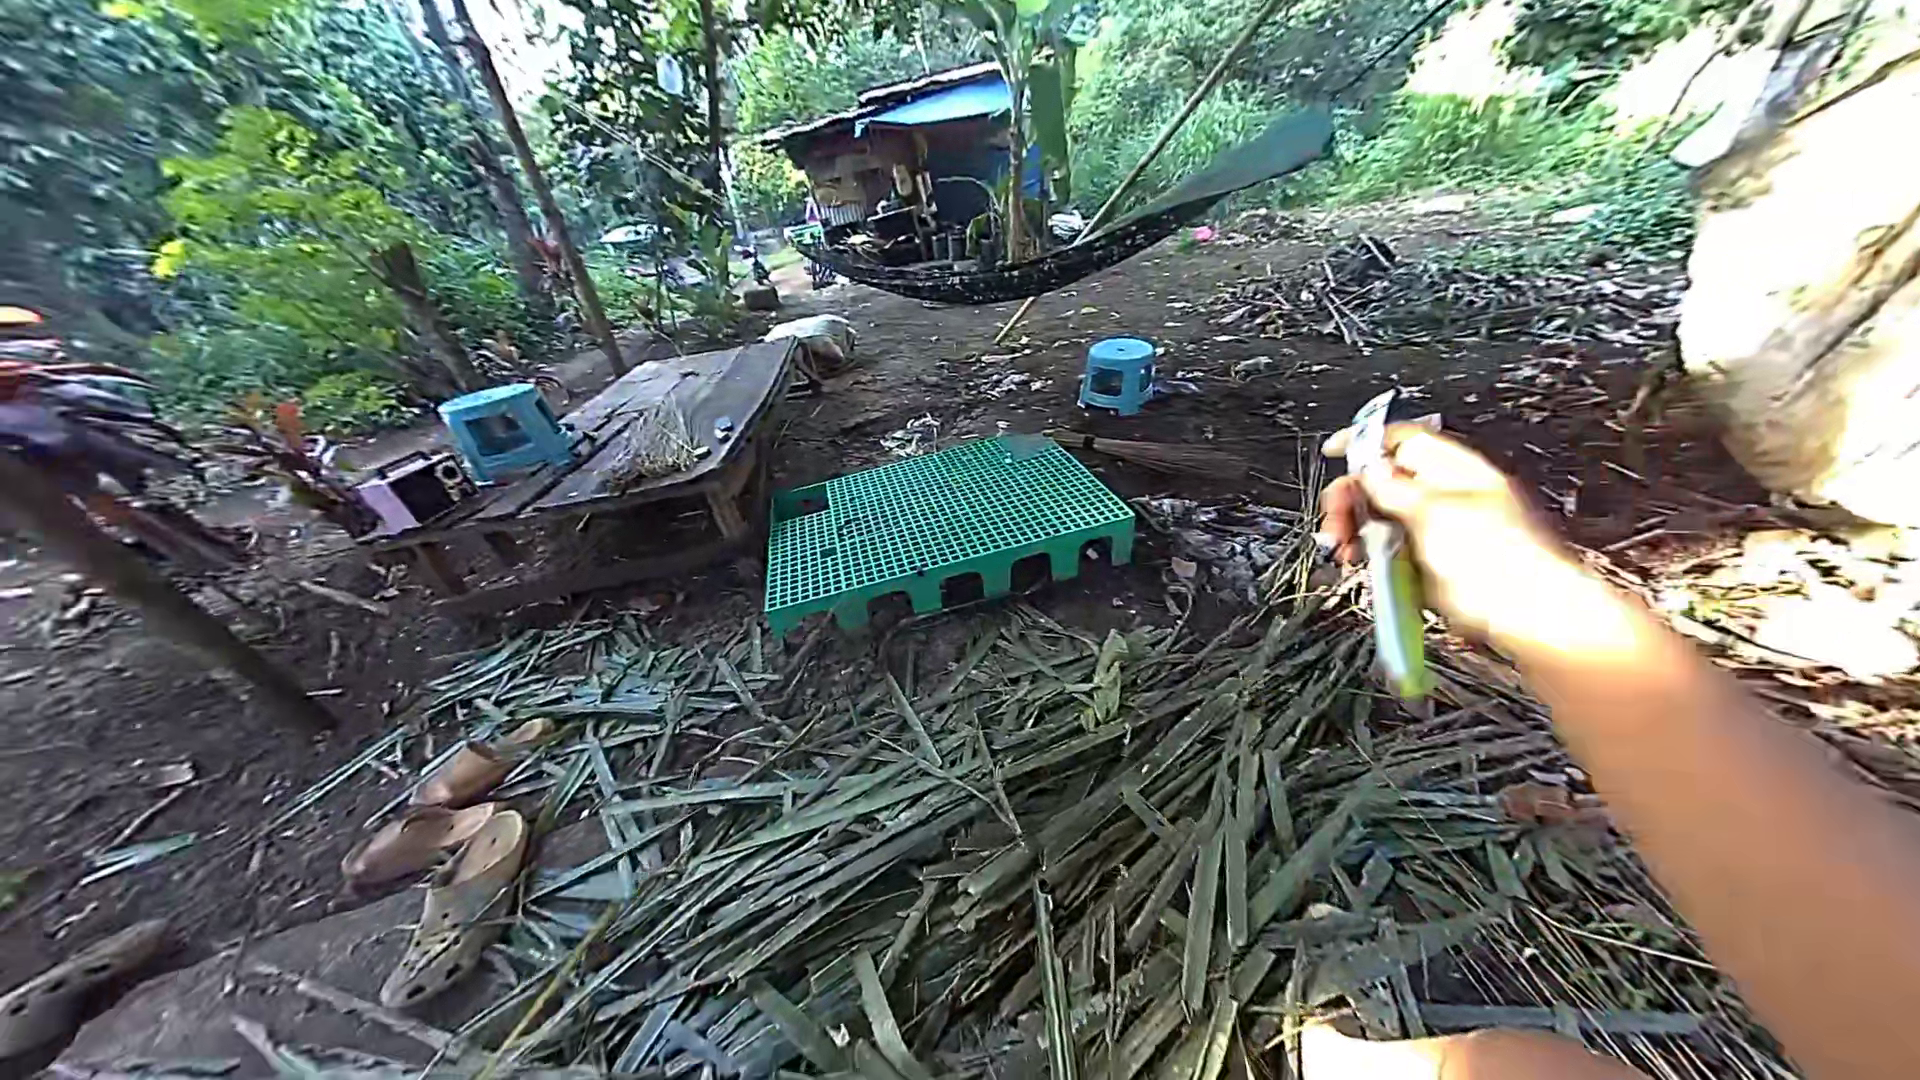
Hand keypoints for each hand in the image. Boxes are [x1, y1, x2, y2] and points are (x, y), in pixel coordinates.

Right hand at [1319, 424, 1602, 655]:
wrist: (1526, 618)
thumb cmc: (1502, 566)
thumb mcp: (1438, 515)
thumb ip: (1396, 489)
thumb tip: (1367, 468)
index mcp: (1453, 473)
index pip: (1400, 440)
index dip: (1364, 442)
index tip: (1333, 452)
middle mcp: (1440, 496)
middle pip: (1377, 479)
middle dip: (1349, 496)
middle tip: (1335, 519)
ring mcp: (1430, 527)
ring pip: (1374, 513)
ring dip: (1350, 526)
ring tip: (1342, 546)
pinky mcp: (1422, 556)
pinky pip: (1380, 543)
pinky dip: (1362, 548)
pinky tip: (1355, 559)